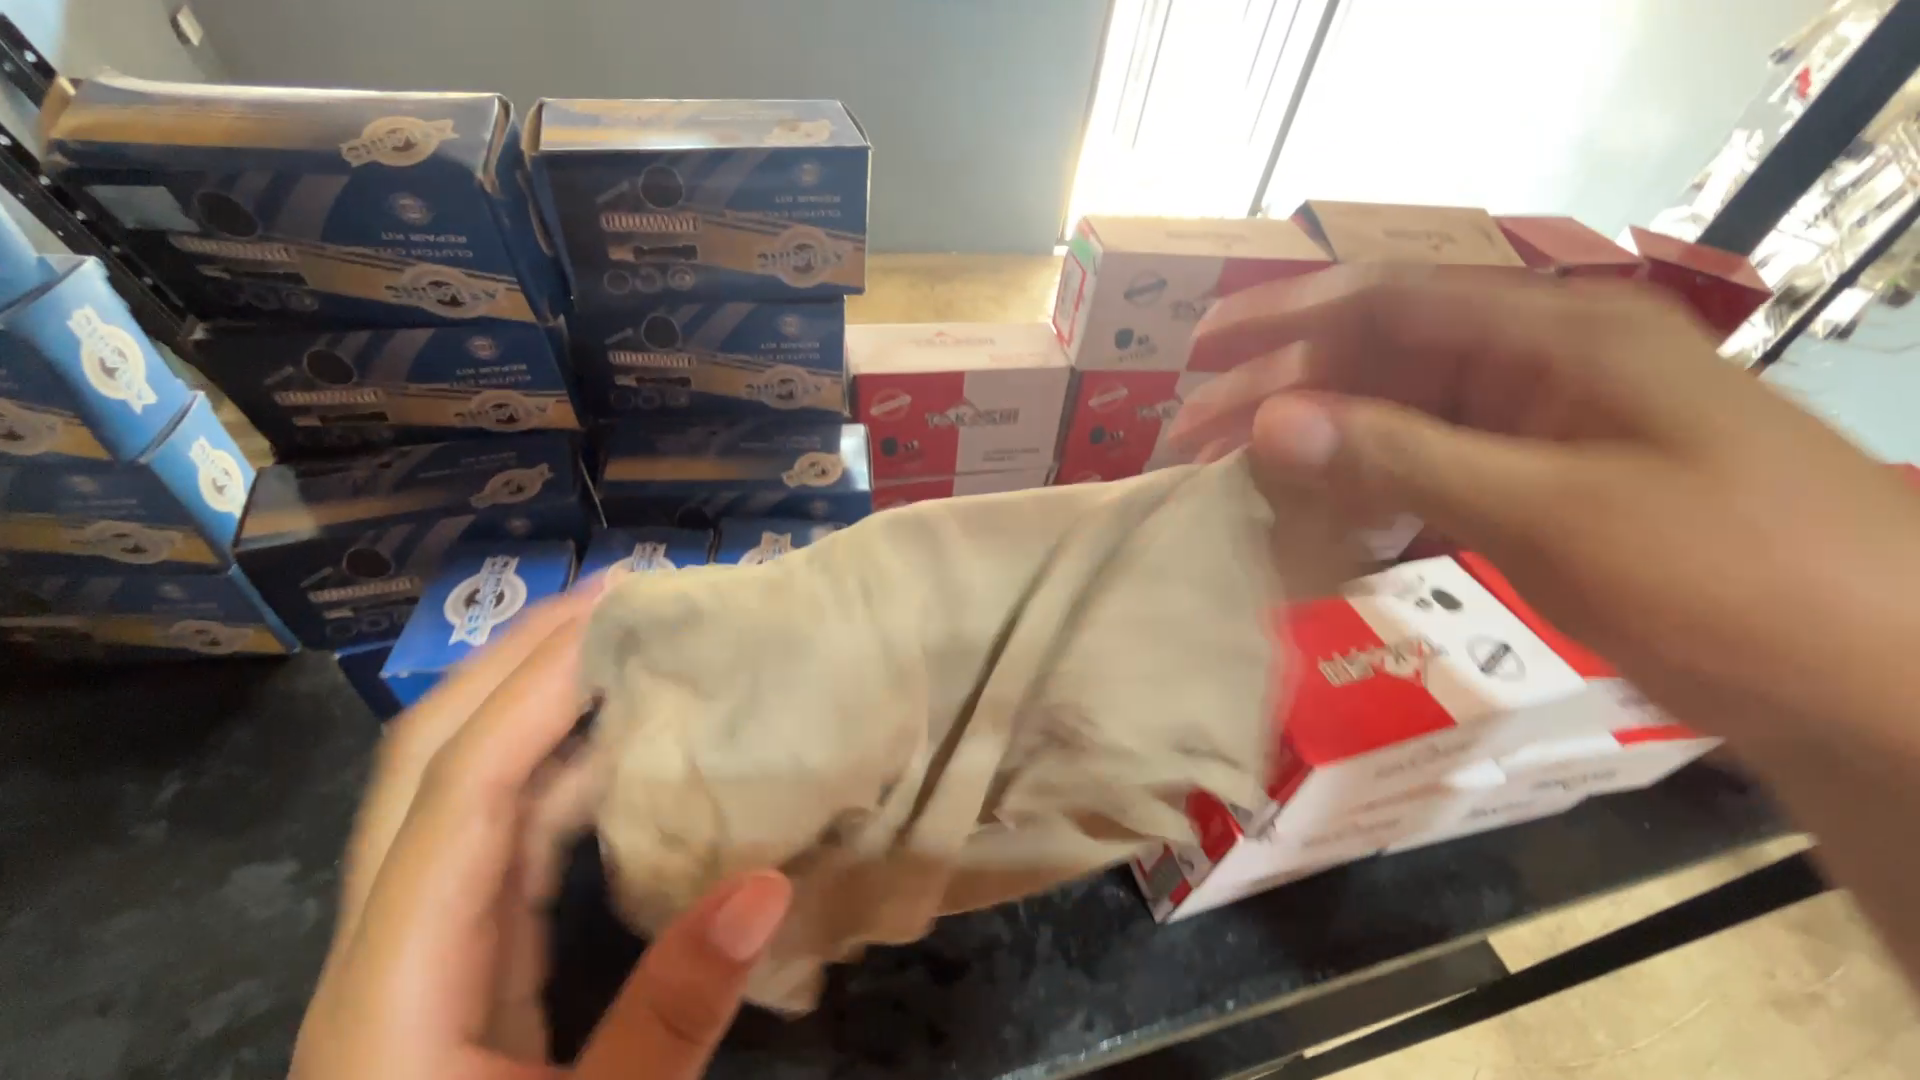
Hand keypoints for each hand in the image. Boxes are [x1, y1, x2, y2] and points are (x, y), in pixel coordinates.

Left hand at [292, 585, 792, 1079]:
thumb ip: (669, 1018)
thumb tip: (763, 888)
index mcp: (392, 990)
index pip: (459, 793)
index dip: (538, 688)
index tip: (620, 613)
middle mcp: (384, 948)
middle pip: (424, 764)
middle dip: (515, 661)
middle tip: (617, 594)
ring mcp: (414, 954)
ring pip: (456, 792)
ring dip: (535, 705)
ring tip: (622, 646)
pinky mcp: (455, 968)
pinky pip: (497, 841)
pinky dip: (554, 774)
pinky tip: (616, 750)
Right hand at [1169, 266, 1919, 749]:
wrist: (1866, 683)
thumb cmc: (1728, 575)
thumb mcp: (1552, 511)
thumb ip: (1401, 458)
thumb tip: (1269, 421)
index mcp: (1557, 336)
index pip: (1392, 301)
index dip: (1287, 316)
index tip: (1203, 348)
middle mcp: (1538, 368)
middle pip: (1381, 362)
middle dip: (1282, 395)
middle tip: (1193, 439)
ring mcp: (1536, 431)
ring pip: (1395, 421)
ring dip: (1315, 449)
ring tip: (1235, 481)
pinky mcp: (1534, 488)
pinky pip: (1423, 474)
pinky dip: (1364, 494)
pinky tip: (1315, 522)